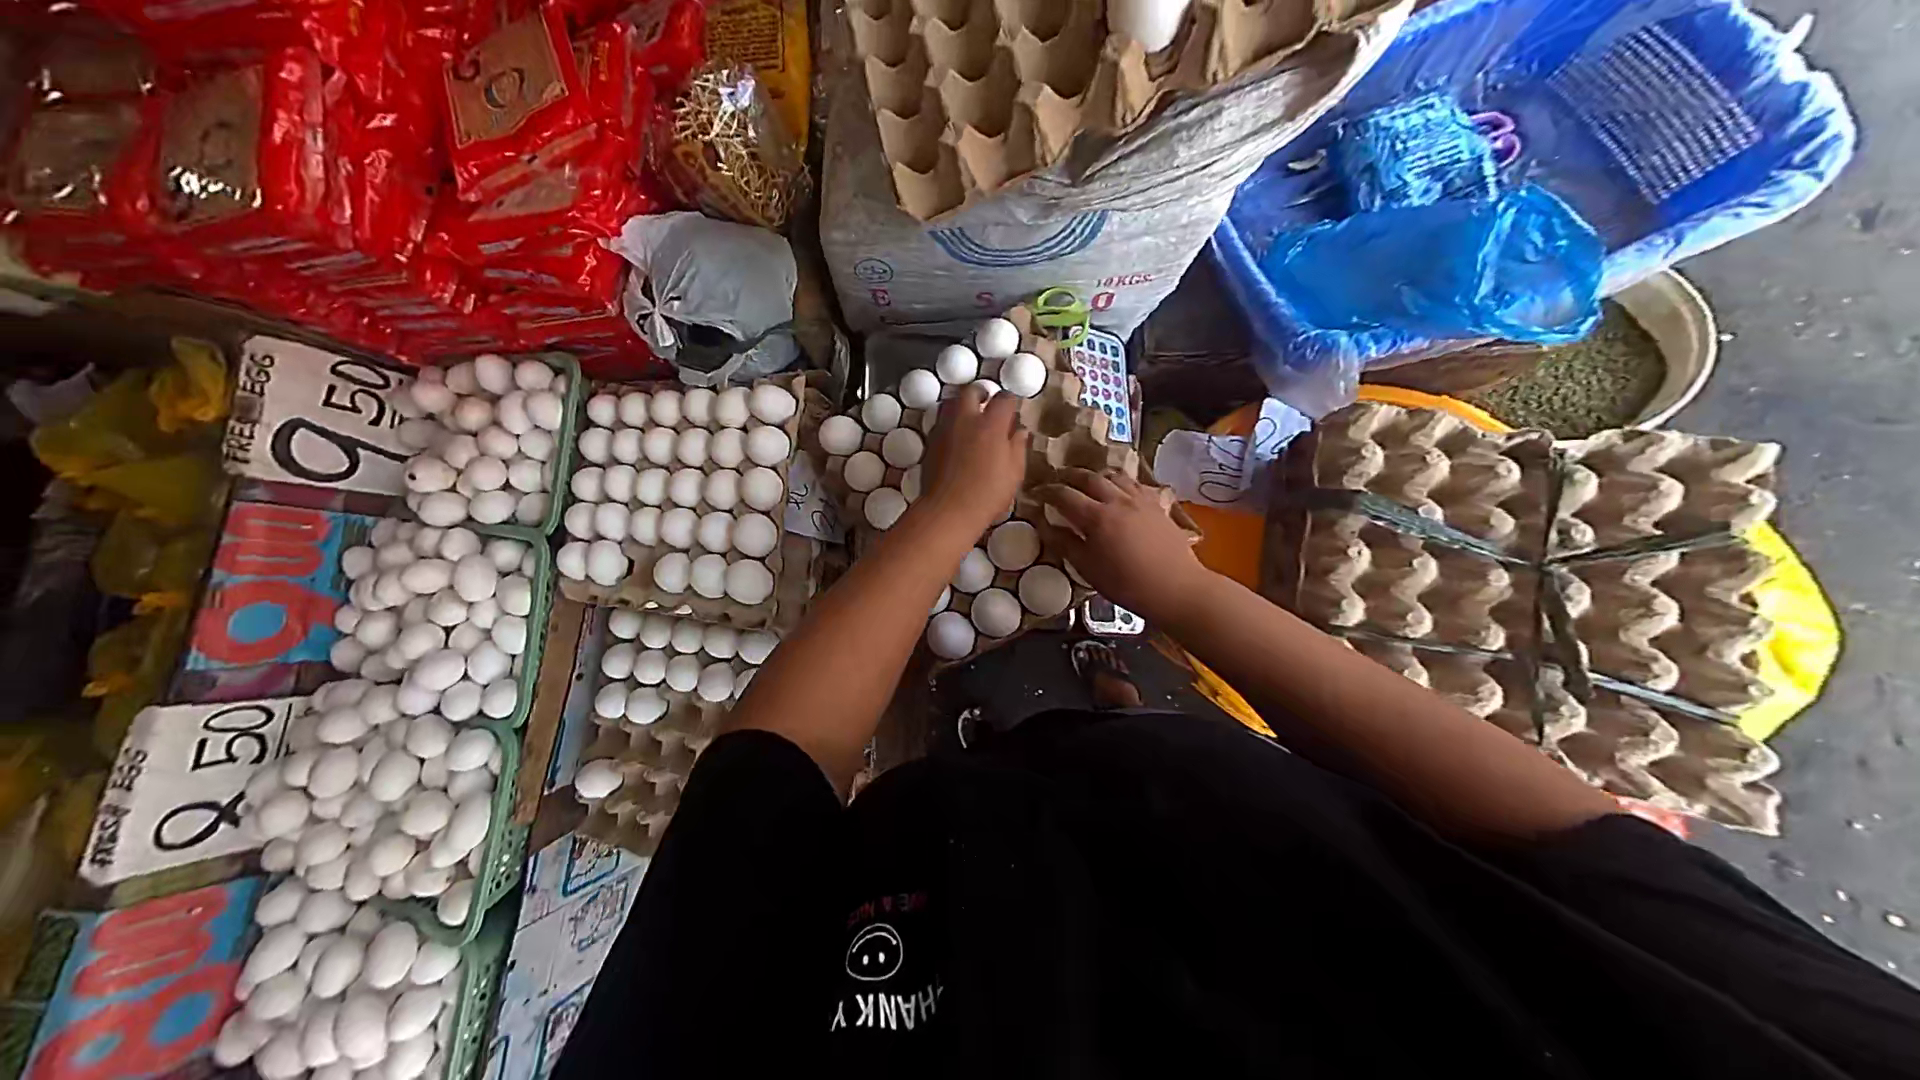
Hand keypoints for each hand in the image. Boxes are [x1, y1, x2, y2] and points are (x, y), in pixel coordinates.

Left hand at [912, 384, 1029, 538]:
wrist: (948, 510)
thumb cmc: (987, 494)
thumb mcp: (1014, 472)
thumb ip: (1018, 447)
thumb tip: (1020, 431)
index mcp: (991, 425)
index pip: (1004, 398)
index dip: (1010, 400)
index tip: (1013, 407)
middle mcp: (965, 420)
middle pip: (971, 391)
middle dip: (981, 392)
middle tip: (988, 401)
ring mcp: (944, 429)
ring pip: (950, 403)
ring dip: (962, 404)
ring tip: (970, 416)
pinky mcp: (930, 442)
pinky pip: (940, 422)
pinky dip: (949, 422)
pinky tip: (956, 436)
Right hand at [1041, 468, 1209, 624]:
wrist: (1175, 587)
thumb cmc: (1127, 584)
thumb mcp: (1088, 569)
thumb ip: (1066, 544)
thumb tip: (1047, 526)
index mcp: (1096, 517)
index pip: (1063, 495)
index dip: (1046, 492)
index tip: (1036, 494)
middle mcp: (1117, 500)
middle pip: (1088, 477)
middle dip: (1068, 476)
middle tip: (1057, 481)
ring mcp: (1139, 499)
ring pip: (1113, 475)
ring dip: (1095, 475)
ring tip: (1086, 482)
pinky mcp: (1157, 504)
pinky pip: (1134, 483)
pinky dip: (1119, 482)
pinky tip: (1118, 491)